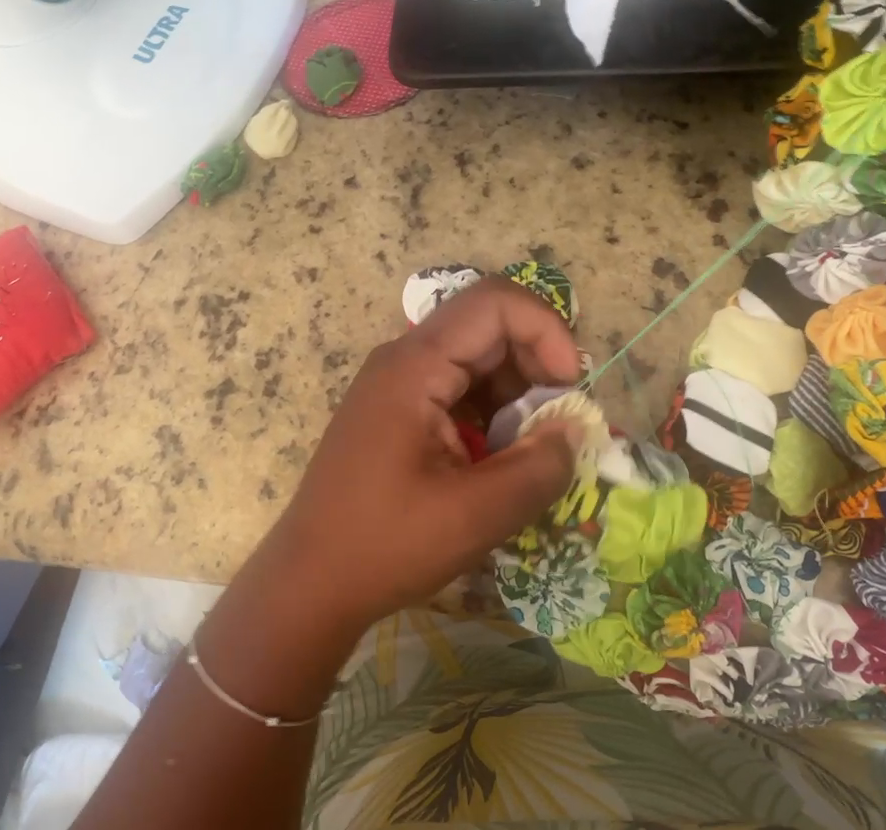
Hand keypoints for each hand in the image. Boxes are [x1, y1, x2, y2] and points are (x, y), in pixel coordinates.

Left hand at [252, 277, 585, 634]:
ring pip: (476, 359)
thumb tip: (575, 430)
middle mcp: (404, 361)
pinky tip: (504, 459)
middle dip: (538, 364)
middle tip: (563, 422)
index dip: (545, 329)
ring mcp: (397, 386)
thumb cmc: (385, 545)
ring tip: (536, 448)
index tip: (572, 387)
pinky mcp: (399, 414)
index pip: (494, 303)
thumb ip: (538, 467)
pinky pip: (458, 391)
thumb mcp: (475, 514)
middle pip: (487, 327)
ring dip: (518, 393)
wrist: (310, 582)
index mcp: (414, 366)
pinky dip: (493, 414)